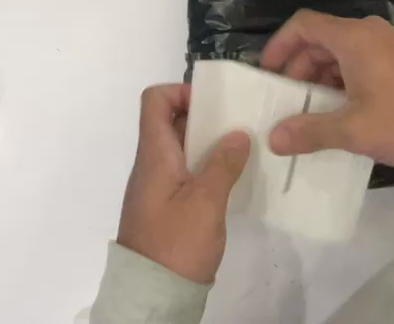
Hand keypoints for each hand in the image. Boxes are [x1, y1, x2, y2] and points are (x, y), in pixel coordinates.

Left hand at [116, 83, 250, 283]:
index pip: (155, 100)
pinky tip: (231, 179)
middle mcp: (151, 164)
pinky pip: (184, 172)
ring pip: (181, 147)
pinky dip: (205, 167)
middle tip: (238, 122)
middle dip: (205, 116)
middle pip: (171, 121)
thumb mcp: (206, 203)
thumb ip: (223, 164)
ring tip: (241, 148)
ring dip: (208, 143)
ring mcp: (157, 187)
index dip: (181, 92)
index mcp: (154, 155)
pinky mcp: (166, 207)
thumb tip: (238, 134)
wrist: (152, 301)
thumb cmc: (175, 245)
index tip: (213, 104)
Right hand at [259, 11, 393, 167]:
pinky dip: (341, 80)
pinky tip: (340, 112)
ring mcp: (384, 43)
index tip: (267, 73)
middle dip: (298, 69)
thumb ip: (311, 131)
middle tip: (287, 103)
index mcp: (352, 37)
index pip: (303, 25)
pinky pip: (358, 61)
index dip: (280, 45)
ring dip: (320, 78)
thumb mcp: (355, 129)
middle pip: (320, 40)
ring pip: (339, 52)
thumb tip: (274, 137)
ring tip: (311, 114)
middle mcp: (366, 32)